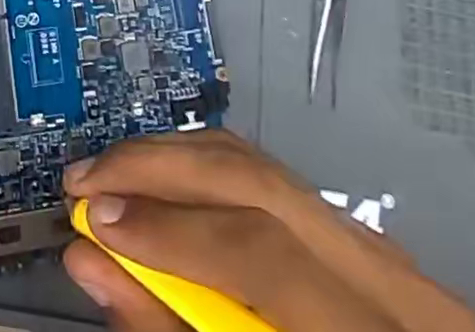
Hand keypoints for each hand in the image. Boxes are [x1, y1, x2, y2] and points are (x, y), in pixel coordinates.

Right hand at [60, 131, 474, 331]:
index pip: (262, 250)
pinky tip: (158, 180)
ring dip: (171, 159)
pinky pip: (266, 176)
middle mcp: (390, 277)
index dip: (170, 230)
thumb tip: (88, 256)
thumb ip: (162, 326)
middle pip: (256, 181)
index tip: (93, 219)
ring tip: (108, 174)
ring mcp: (376, 245)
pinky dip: (201, 169)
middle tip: (84, 178)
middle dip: (158, 168)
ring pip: (259, 163)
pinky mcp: (351, 231)